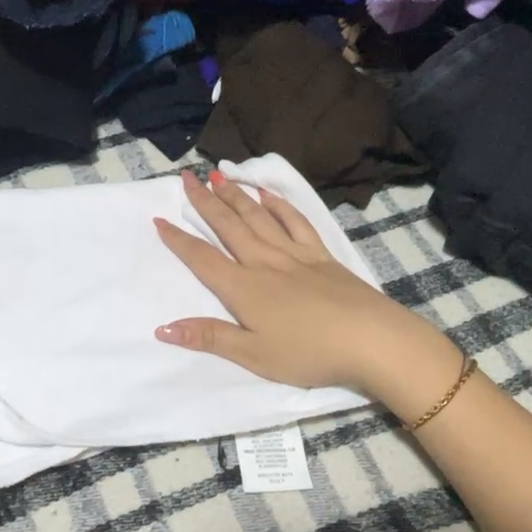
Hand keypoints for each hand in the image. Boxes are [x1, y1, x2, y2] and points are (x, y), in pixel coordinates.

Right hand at [153, 171, 452, 392]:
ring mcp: (294, 254)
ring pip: (258, 217)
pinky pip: (295, 221)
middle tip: (187, 178)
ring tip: (219, 175)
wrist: (372, 339)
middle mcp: (264, 262)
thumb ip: (209, 337)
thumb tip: (163, 328)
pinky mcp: (321, 254)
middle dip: (204, 202)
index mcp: (243, 288)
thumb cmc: (309, 353)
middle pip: (228, 226)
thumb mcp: (254, 355)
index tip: (160, 218)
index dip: (179, 239)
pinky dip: (278, 204)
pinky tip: (267, 192)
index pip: (202, 258)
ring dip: (236, 195)